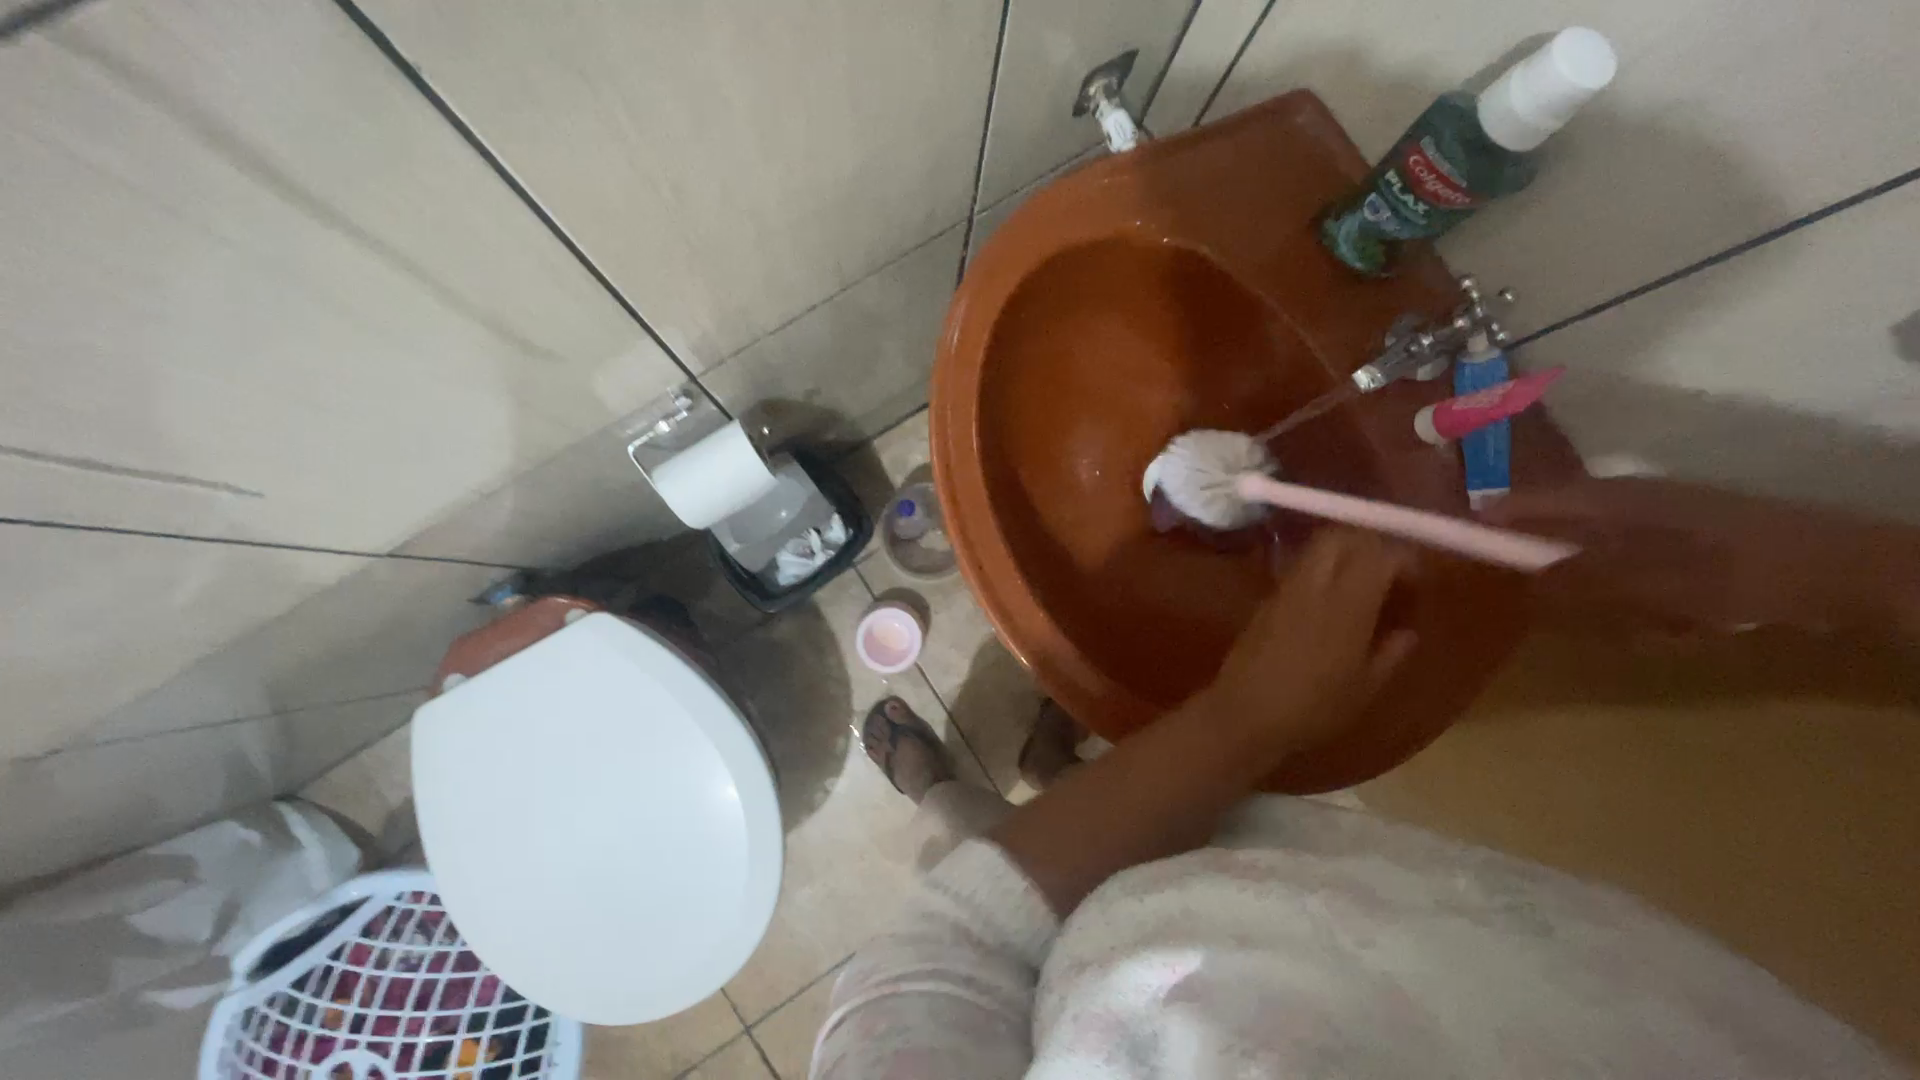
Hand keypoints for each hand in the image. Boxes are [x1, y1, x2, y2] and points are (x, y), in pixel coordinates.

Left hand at [1203, 528, 1417, 752]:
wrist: (1244, 714)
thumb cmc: (1313, 708)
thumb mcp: (1365, 688)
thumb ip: (1391, 652)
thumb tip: (1407, 631)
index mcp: (1346, 604)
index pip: (1378, 553)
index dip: (1403, 559)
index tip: (1416, 584)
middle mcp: (1313, 585)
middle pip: (1342, 536)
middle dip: (1370, 544)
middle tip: (1388, 574)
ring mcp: (1284, 589)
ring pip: (1317, 548)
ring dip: (1344, 554)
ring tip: (1362, 588)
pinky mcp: (1266, 600)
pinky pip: (1299, 569)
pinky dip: (1321, 572)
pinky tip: (1330, 603)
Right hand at [1484, 476, 1919, 637]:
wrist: (1839, 572)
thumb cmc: (1731, 571)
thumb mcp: (1644, 583)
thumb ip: (1576, 578)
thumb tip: (1519, 577)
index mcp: (1606, 499)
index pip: (1522, 502)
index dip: (1487, 523)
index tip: (1456, 548)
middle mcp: (1624, 500)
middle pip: (1555, 530)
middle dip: (1549, 570)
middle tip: (1553, 607)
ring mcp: (1657, 518)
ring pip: (1596, 555)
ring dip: (1602, 591)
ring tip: (1637, 623)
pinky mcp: (1685, 541)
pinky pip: (1635, 570)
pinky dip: (1640, 597)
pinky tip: (1673, 621)